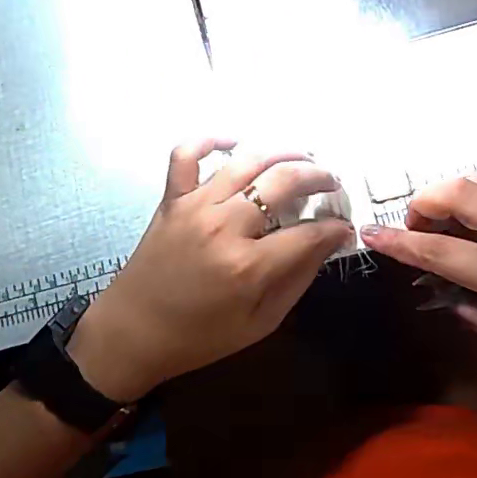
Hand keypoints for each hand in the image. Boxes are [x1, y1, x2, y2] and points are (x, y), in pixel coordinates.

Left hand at [67, 139, 353, 401]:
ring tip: (303, 158)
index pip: (309, 233)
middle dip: (319, 177)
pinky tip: (234, 142)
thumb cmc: (201, 337)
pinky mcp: (171, 200)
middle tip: (332, 183)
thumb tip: (330, 242)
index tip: (344, 228)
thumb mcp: (262, 321)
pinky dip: (209, 140)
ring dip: (283, 153)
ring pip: (247, 161)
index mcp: (249, 266)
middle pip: (284, 181)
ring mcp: (194, 207)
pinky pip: (186, 155)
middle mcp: (224, 226)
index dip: (335, 227)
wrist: (132, 335)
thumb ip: (299, 278)